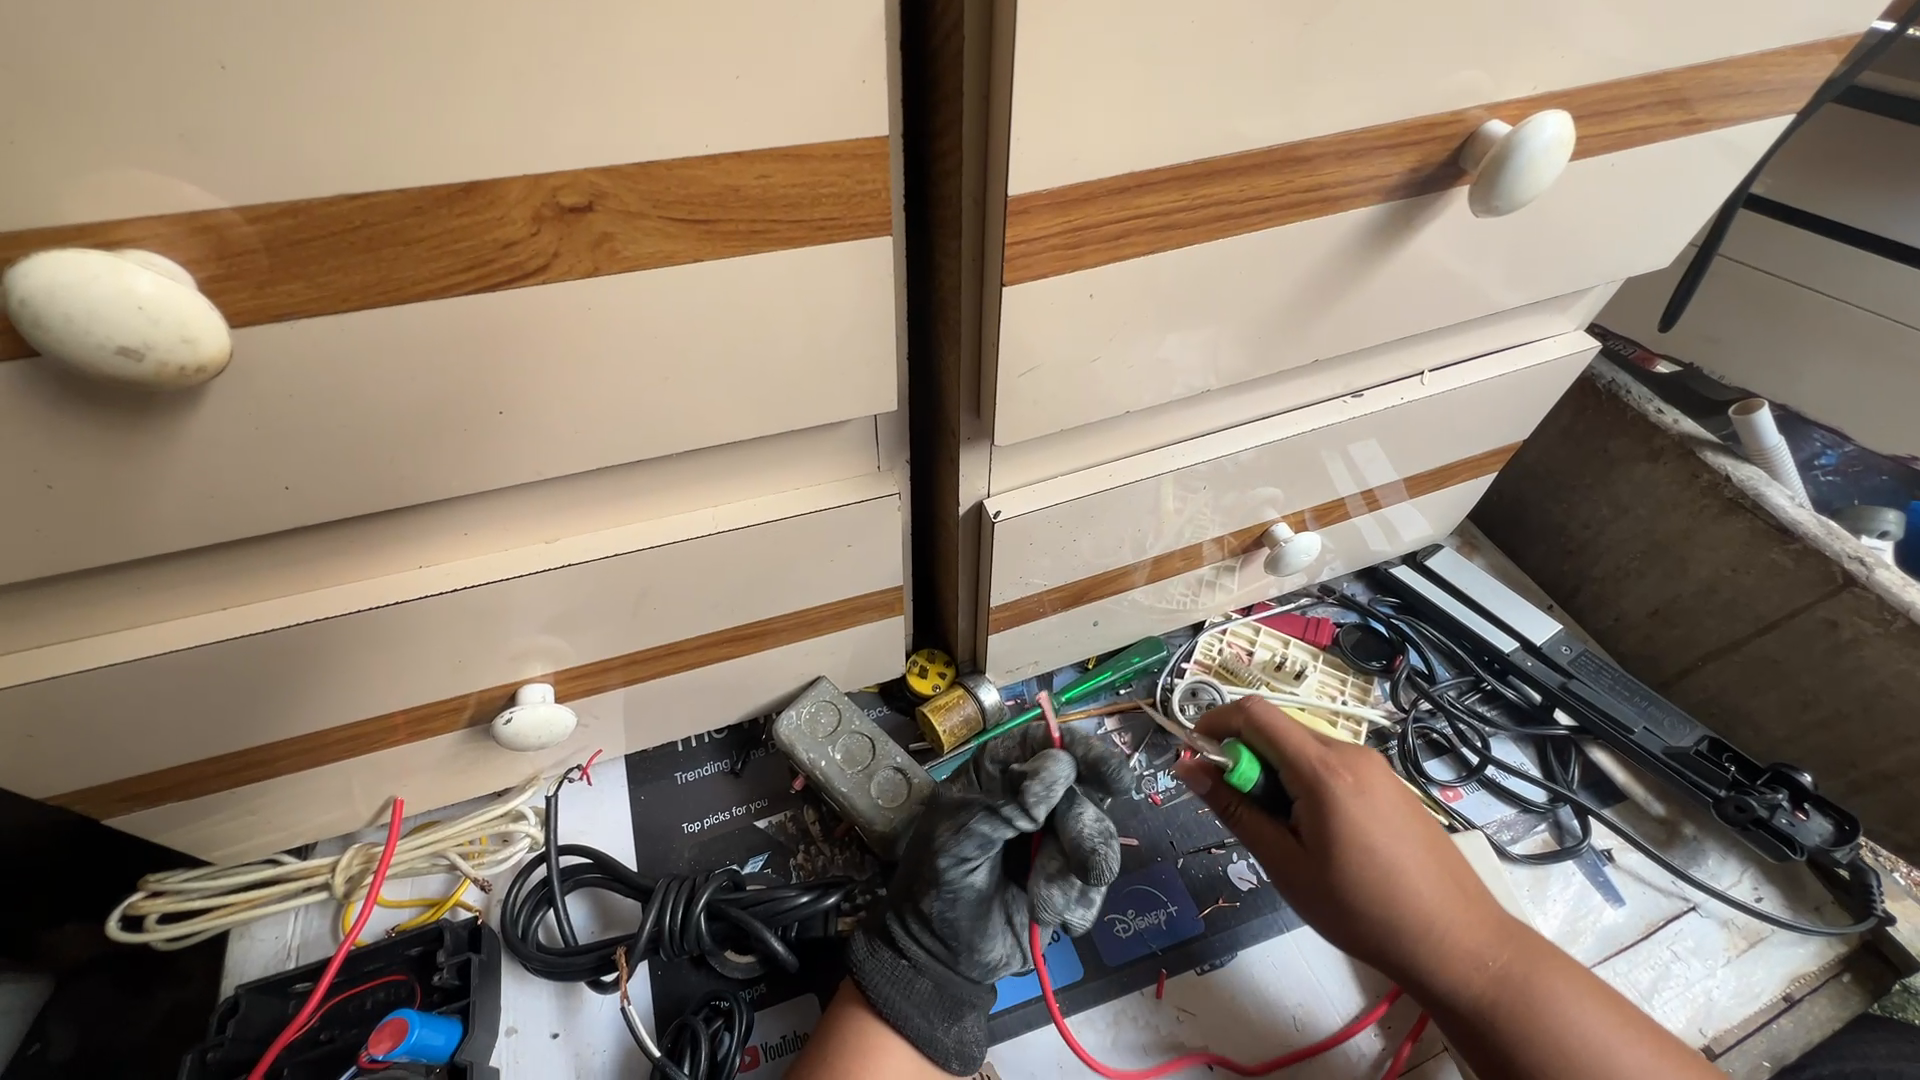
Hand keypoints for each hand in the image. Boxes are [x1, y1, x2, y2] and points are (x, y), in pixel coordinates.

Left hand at [847, 724, 1129, 1073]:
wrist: (940, 955)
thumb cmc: (935, 883)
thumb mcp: (957, 838)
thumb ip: (1006, 804)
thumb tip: (1059, 769)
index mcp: (999, 773)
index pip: (1046, 740)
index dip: (1084, 750)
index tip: (1113, 777)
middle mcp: (1033, 797)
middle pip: (1084, 791)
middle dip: (1082, 831)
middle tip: (1079, 865)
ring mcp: (1054, 839)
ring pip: (1099, 836)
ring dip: (1072, 877)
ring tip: (1042, 904)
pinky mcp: (1069, 882)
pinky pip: (1096, 885)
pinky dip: (1077, 906)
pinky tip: (1048, 918)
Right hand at [1172, 698, 1517, 992]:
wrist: (1460, 944)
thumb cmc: (1361, 910)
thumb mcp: (1284, 864)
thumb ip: (1234, 809)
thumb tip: (1188, 766)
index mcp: (1322, 770)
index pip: (1254, 714)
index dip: (1214, 724)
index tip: (1196, 759)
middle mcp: (1350, 753)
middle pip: (1278, 729)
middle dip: (1243, 756)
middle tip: (1239, 811)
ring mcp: (1376, 767)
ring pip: (1303, 748)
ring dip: (1274, 773)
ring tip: (1281, 832)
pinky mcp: (1390, 784)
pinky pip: (1330, 765)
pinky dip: (1304, 782)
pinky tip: (1317, 834)